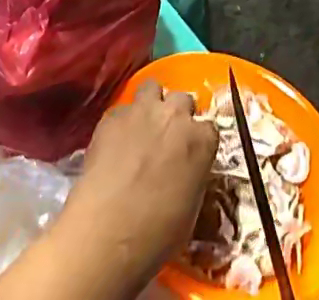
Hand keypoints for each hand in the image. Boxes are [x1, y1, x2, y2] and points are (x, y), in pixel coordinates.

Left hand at [55, 80, 217, 287]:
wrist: (109, 225)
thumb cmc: (159, 230)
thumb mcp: (192, 206)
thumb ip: (193, 173)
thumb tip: (185, 170)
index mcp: (200, 140)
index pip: (209, 127)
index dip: (199, 141)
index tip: (191, 153)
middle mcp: (173, 115)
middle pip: (181, 99)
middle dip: (177, 114)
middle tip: (168, 137)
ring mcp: (140, 109)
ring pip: (151, 88)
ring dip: (151, 104)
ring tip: (143, 126)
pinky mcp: (111, 113)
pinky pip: (123, 107)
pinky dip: (124, 119)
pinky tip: (116, 140)